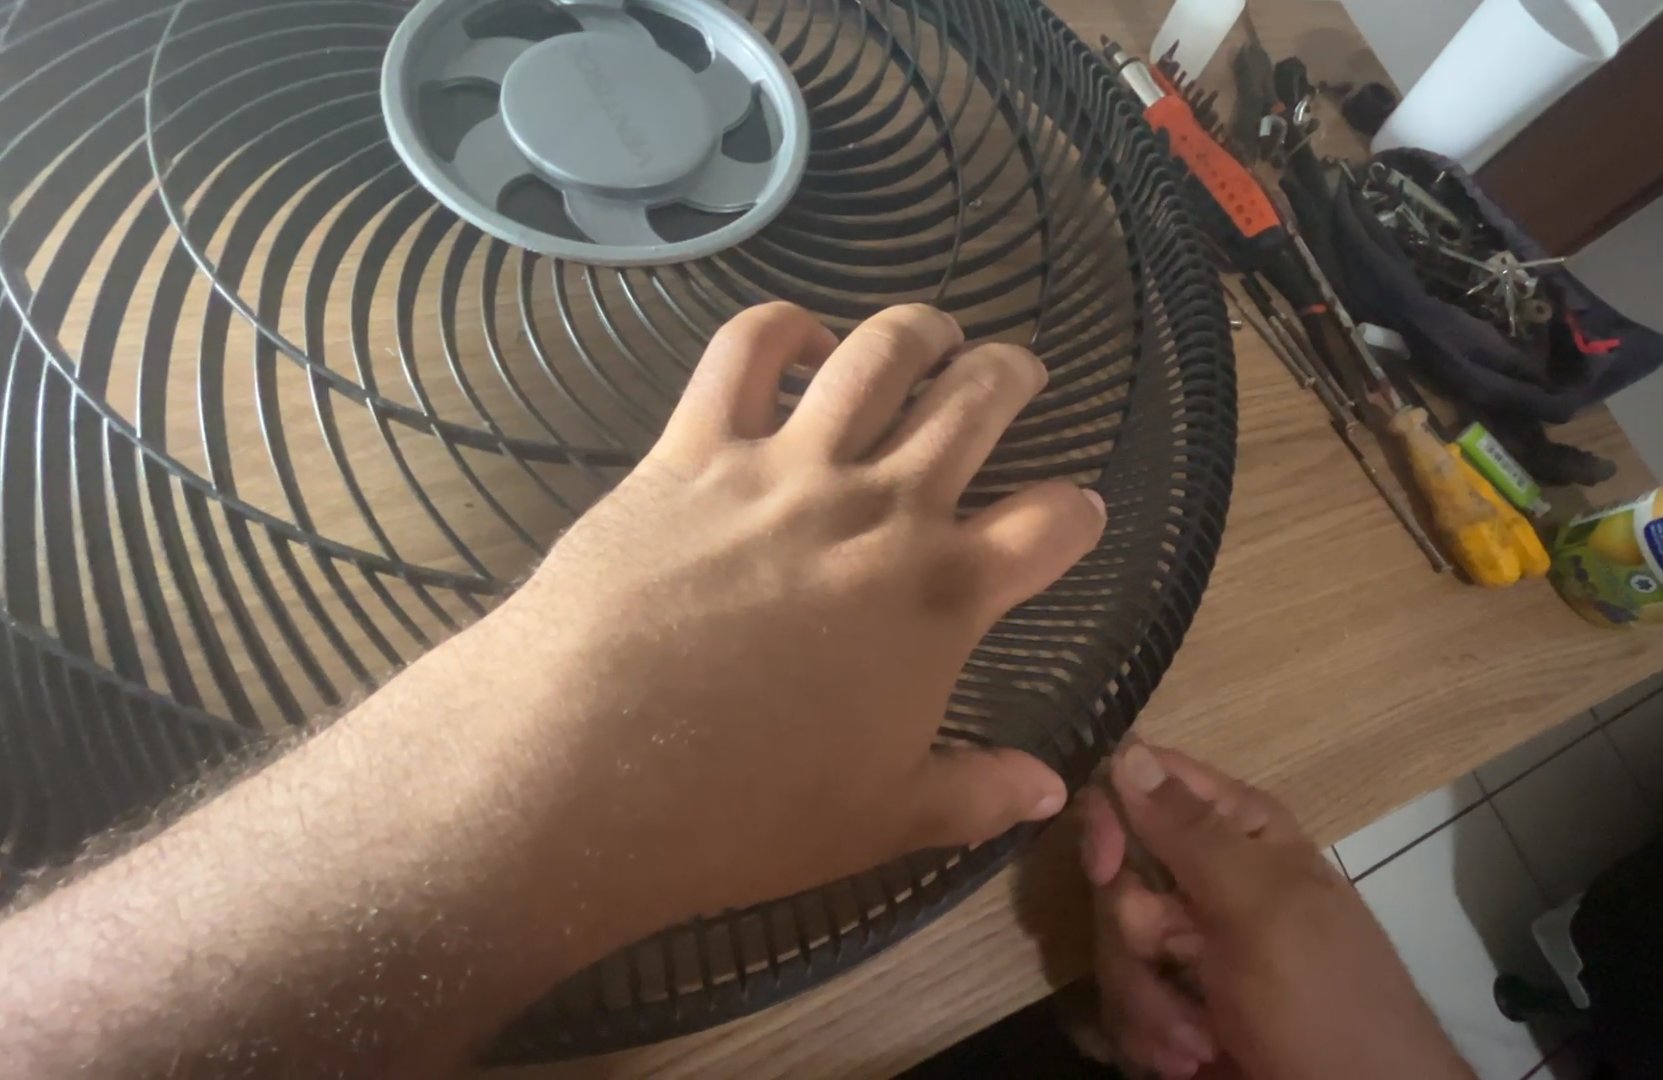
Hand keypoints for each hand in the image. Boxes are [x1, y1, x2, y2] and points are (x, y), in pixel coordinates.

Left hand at [489, 301, 1104, 929]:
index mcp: (941, 593)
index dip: (1077, 512)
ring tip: (933, 333)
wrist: (584, 769)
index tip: (1077, 510)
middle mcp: (881, 507)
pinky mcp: (698, 446)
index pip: (1049, 524)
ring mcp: (789, 466)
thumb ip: (978, 795)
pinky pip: (746, 350)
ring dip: (921, 330)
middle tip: (1017, 372)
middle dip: (1012, 375)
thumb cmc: (748, 805)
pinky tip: (801, 342)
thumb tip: (1053, 789)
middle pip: (978, 401)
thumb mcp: (883, 818)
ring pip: (879, 353)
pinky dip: (782, 328)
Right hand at [1079, 744, 1475, 1079]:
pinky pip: (1119, 992)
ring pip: (1110, 936)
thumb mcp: (1263, 908)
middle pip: (1114, 866)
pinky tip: (1191, 1057)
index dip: (1110, 814)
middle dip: (1133, 928)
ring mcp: (1184, 936)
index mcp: (1234, 828)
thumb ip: (1190, 830)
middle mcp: (1202, 872)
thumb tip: (1126, 748)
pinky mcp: (1169, 993)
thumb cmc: (1328, 1005)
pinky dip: (1148, 1031)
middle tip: (1171, 956)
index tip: (1105, 864)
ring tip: (1198, 1041)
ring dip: (1144, 996)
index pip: (1142, 781)